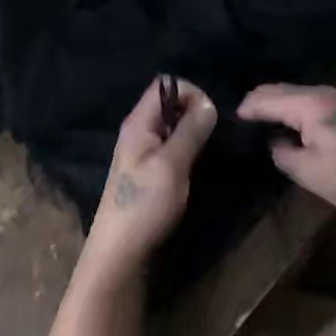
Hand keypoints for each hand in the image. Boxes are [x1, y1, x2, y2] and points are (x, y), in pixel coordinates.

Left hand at [82, 77, 216, 280]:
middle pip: (169, 104)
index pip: (164, 85)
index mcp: (138, 122)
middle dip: (195, 112)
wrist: (120, 250)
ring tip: (210, 149)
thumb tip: (208, 102)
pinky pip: (170, 147)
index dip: (190, 92)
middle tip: (215, 134)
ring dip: (192, 132)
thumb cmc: (144, 204)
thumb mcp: (171, 164)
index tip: (211, 116)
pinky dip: (186, 150)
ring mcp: (141, 152)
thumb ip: (189, 131)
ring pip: (172, 127)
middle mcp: (138, 131)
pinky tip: (197, 165)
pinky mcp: (148, 172)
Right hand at [237, 84, 335, 220]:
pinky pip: (301, 99)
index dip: (242, 110)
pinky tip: (280, 124)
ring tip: (253, 124)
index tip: (225, 124)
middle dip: (253, 103)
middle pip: (274, 89)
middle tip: (235, 125)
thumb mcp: (310, 173)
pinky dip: (285, 107)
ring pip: (288, 93)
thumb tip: (275, 142)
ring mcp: (332, 97)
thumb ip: (282, 154)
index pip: (263, 98)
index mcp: (308, 105)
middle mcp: (318, 93)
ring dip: (270, 104)